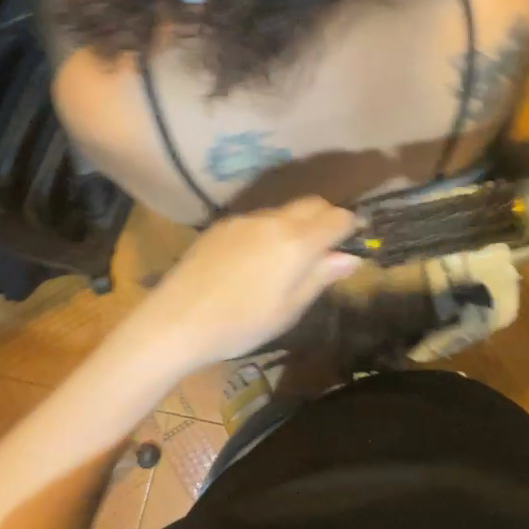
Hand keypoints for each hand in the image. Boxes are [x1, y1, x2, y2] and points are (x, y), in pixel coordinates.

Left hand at [129, 197, 362, 364]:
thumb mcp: (289, 310)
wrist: (176, 321)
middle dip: (326, 218)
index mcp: (297, 243)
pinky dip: (268, 231)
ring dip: (296, 225)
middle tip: (326, 247)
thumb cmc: (241, 324)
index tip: (352, 242)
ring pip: (283, 211)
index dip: (350, 227)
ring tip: (287, 259)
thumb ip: (320, 277)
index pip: (337, 217)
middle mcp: (274, 221)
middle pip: (312, 204)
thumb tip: (351, 257)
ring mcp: (245, 220)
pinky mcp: (221, 226)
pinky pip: (257, 220)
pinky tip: (254, 262)